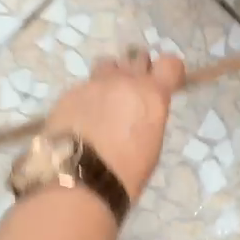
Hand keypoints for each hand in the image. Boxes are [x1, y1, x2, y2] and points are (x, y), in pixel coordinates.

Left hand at [43, 48, 185, 199]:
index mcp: (152, 94)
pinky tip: (81, 119)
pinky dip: (87, 97)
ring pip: (107, 65)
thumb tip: (141, 110)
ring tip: (105, 100)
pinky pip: (84, 86)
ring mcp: (94, 84)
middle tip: (133, 92)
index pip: (170, 63)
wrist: (77, 181)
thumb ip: (149, 115)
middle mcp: (124, 81)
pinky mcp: (69, 93)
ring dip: (111, 77)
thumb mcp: (151, 144)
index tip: (166, 81)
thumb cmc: (125, 174)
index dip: (170, 70)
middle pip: (137, 58)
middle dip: (138, 71)